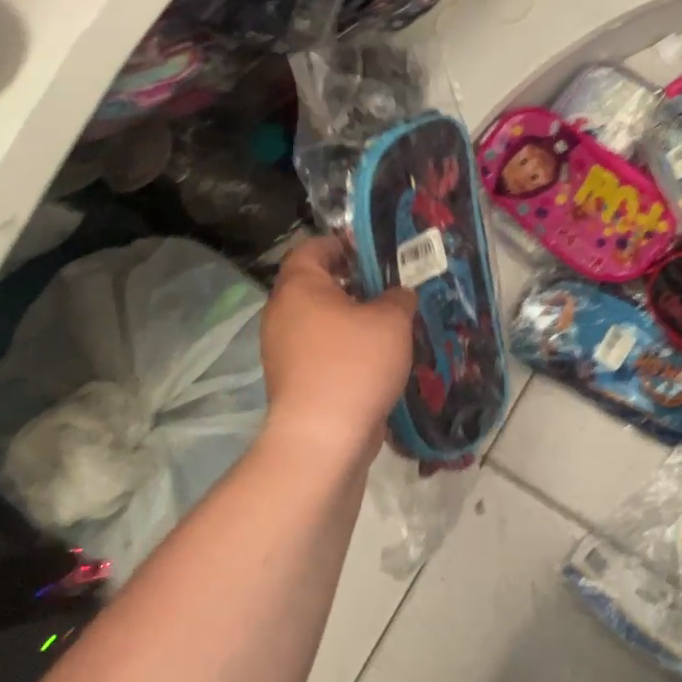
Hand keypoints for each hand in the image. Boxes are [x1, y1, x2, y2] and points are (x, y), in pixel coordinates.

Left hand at [259, 236, 415, 456]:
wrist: (324, 437)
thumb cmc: (355, 363)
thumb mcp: (392, 320)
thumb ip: (399, 297)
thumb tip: (397, 296)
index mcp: (299, 288)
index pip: (311, 249)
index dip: (341, 244)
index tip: (374, 251)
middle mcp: (283, 315)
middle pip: (315, 286)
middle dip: (352, 284)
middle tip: (391, 286)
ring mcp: (284, 351)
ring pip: (320, 320)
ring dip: (351, 318)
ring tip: (391, 323)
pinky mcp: (294, 380)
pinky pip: (322, 350)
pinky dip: (346, 347)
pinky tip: (378, 357)